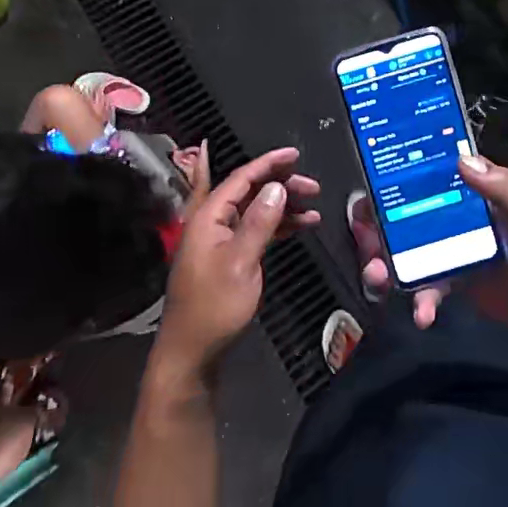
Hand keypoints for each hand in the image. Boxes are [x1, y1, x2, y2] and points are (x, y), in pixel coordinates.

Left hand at [157, 148, 320, 375]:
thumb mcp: (241, 263)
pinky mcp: (230, 257)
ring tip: (314, 206)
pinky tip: (302, 225)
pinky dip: (279, 225)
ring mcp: (220, 241)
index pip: (240, 179)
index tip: (295, 154)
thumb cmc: (214, 306)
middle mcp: (212, 223)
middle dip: (281, 184)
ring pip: (255, 210)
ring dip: (284, 205)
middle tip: (313, 187)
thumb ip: (260, 222)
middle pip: (248, 191)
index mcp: (207, 219)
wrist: (193, 352)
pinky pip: (257, 229)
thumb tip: (277, 186)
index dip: (268, 163)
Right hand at [355, 155, 507, 339]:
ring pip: (415, 250)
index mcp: (487, 195)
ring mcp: (463, 250)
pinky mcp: (462, 283)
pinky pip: (431, 286)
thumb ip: (503, 190)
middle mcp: (469, 218)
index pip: (442, 176)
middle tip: (364, 237)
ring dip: (392, 263)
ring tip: (378, 277)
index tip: (374, 182)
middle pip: (417, 213)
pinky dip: (421, 299)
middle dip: (386, 225)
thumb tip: (461, 159)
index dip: (408, 177)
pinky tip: (421, 315)